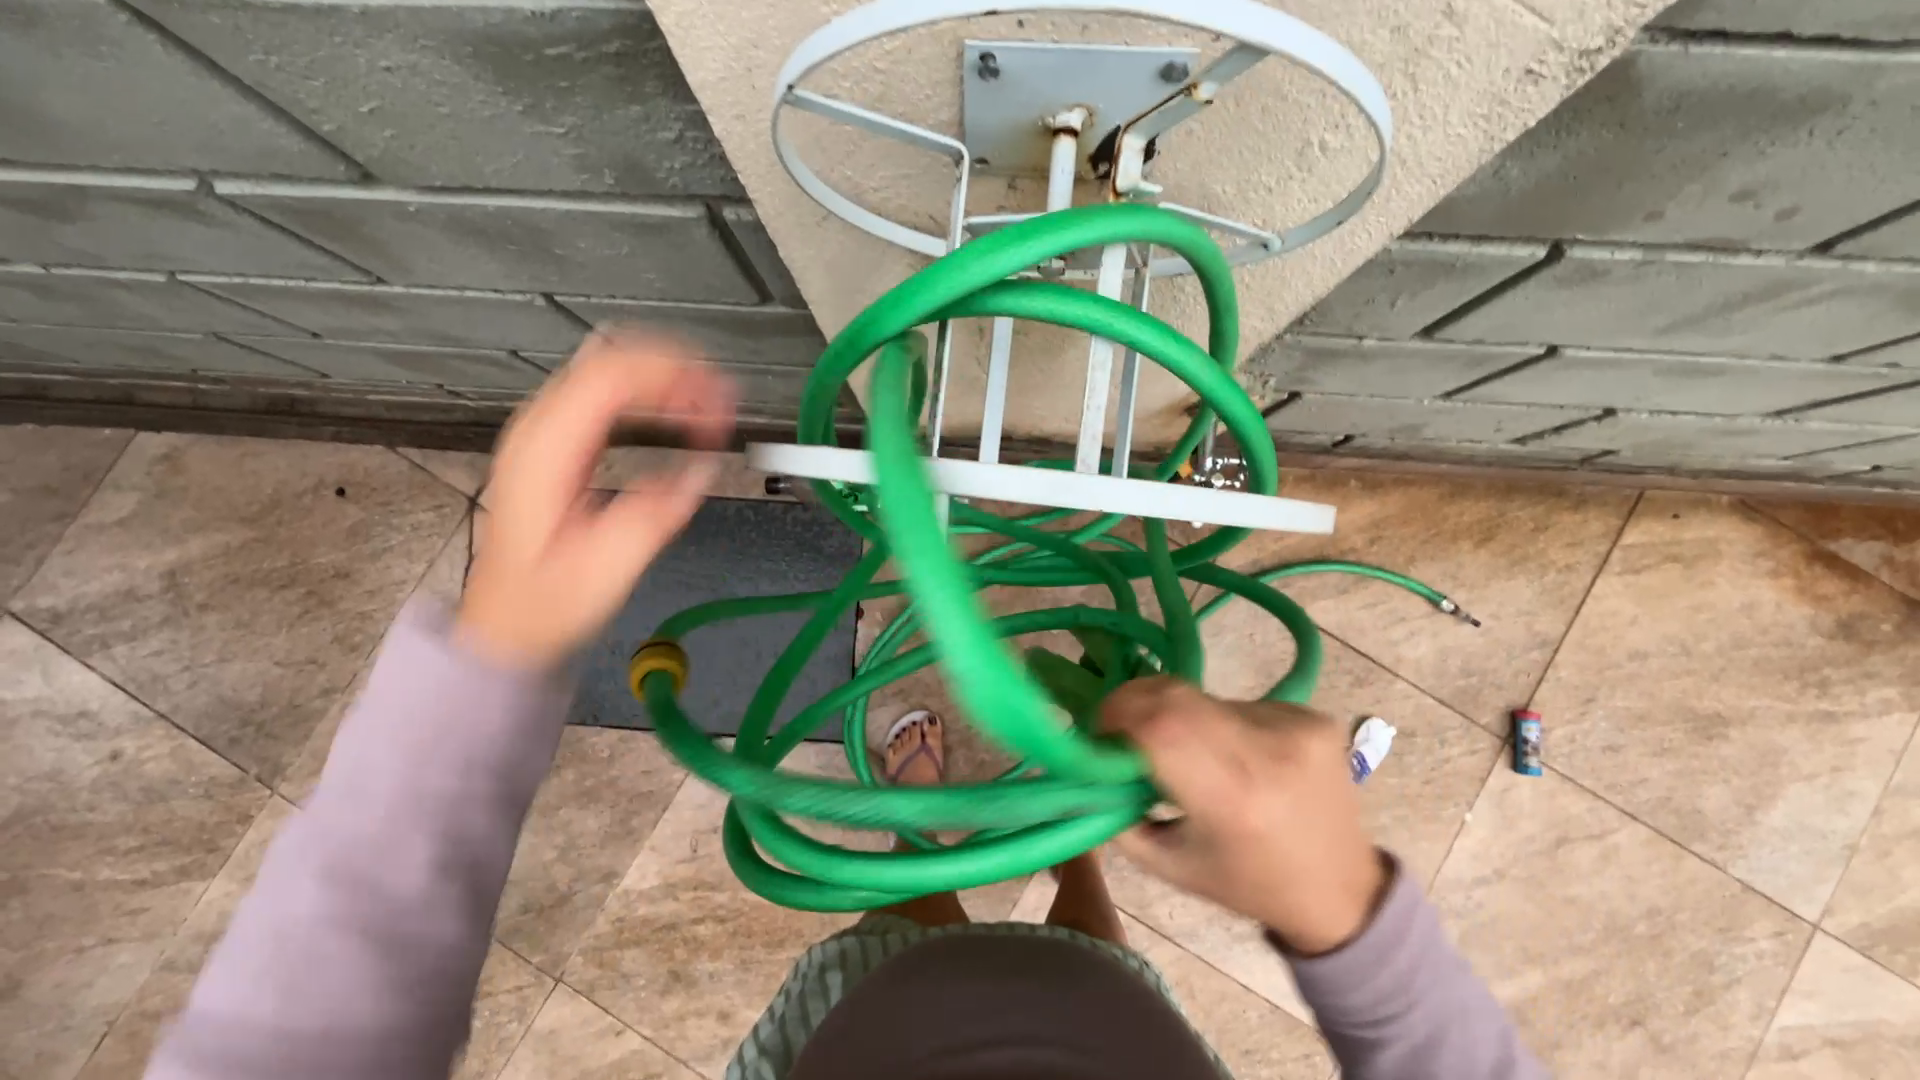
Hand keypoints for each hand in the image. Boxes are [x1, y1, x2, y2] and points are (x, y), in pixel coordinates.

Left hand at [456, 330, 734, 670]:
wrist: (508, 623)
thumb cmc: (548, 602)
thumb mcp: (607, 568)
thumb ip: (654, 515)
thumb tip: (700, 470)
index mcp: (546, 452)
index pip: (610, 376)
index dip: (671, 376)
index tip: (715, 402)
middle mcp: (538, 429)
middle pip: (610, 358)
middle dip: (675, 367)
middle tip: (722, 398)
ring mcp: (544, 431)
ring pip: (608, 366)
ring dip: (664, 375)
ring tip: (708, 401)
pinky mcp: (557, 442)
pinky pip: (604, 390)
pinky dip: (648, 390)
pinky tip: (675, 407)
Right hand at [1102, 677, 1388, 955]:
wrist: (1343, 891)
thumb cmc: (1246, 884)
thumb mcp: (1169, 863)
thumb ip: (1118, 814)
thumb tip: (1084, 765)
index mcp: (1231, 799)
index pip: (1159, 724)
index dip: (1117, 714)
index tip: (1098, 730)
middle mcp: (1268, 751)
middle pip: (1177, 696)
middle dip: (1136, 703)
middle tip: (1123, 729)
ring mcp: (1295, 726)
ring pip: (1205, 698)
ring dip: (1180, 716)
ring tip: (1188, 753)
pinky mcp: (1312, 714)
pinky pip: (1239, 703)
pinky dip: (1219, 722)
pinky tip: (1233, 755)